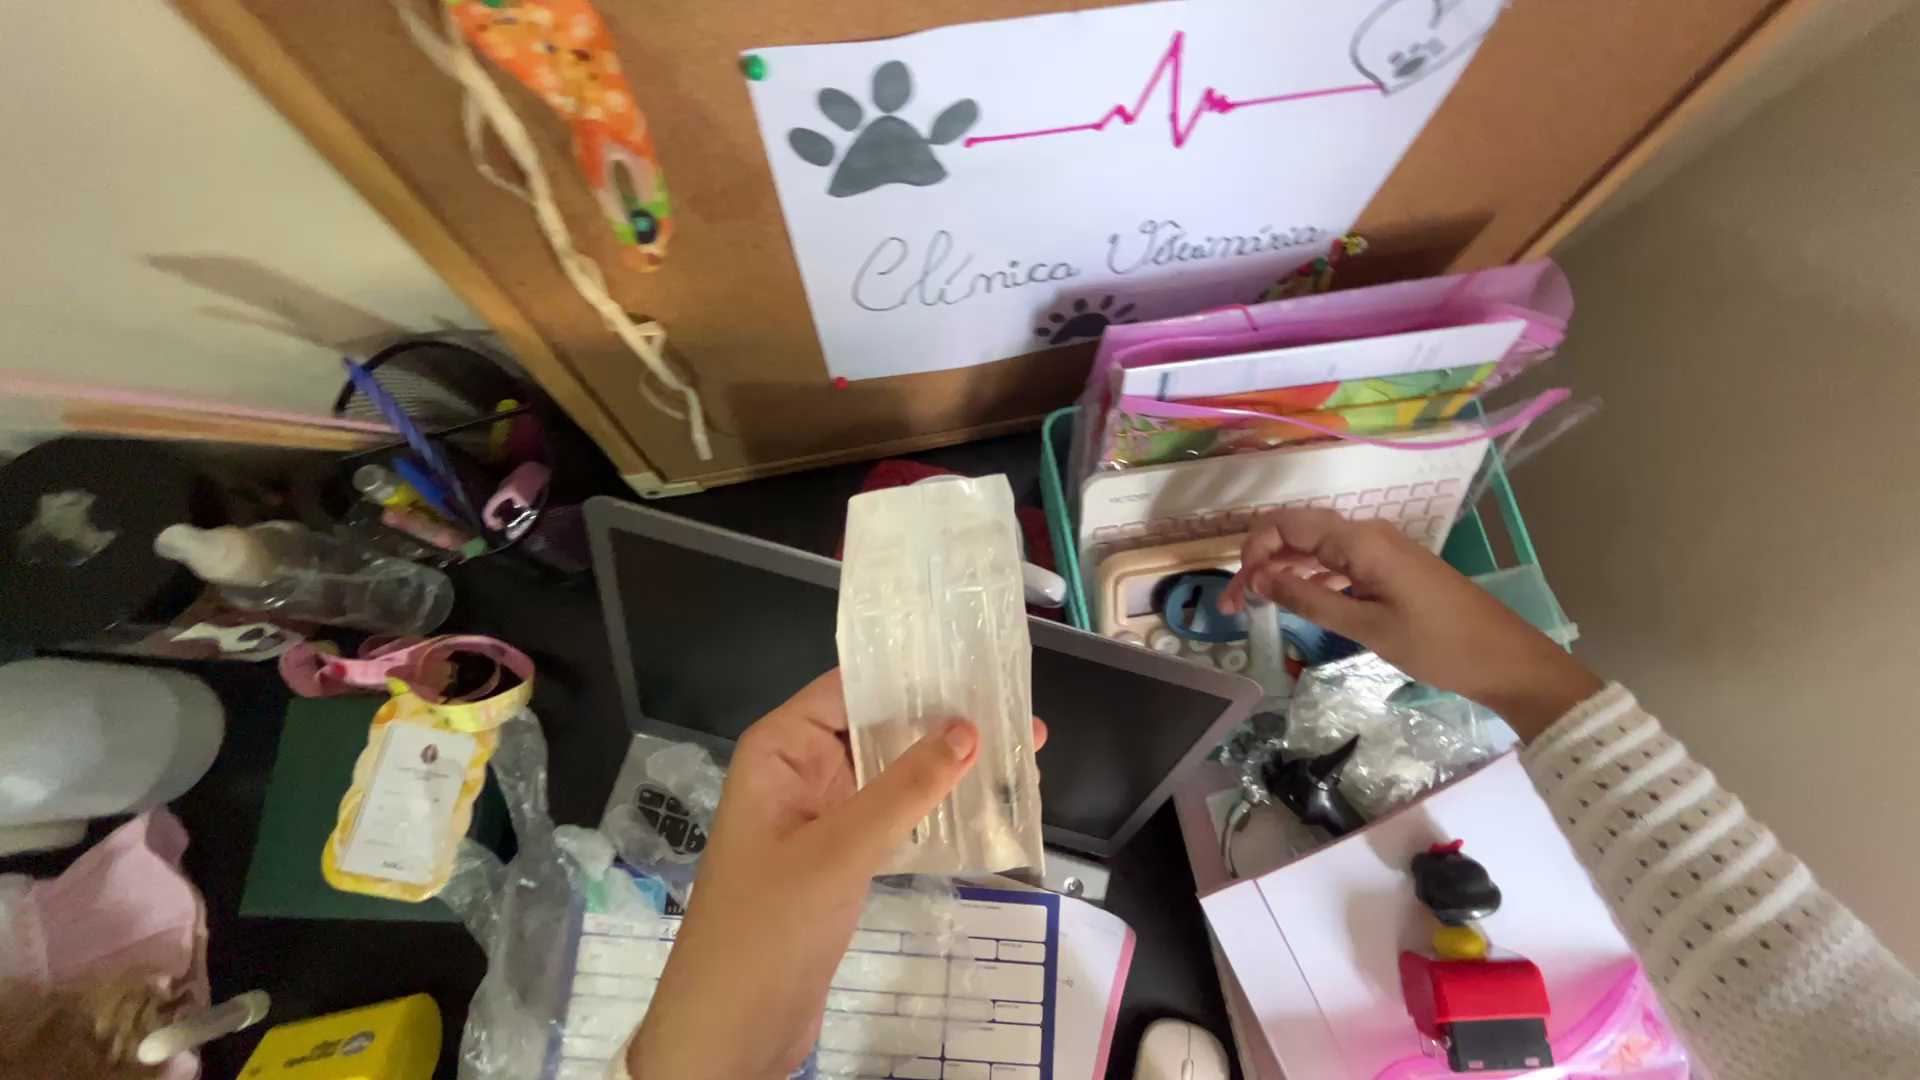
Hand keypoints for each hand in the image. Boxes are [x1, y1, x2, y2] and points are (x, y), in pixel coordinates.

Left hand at [628, 670, 1046, 1079]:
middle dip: (944, 722)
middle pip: (879, 726)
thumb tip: (970, 730)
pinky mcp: (842, 851)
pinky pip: (894, 812)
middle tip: (1015, 714)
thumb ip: (905, 787)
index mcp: (784, 746)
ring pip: (892, 770)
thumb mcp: (839, 850)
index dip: (912, 674)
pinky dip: (935, 807)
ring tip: (1017, 754)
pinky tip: (986, 804)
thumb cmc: (767, 928)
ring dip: (946, 765)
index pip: (852, 686)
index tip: (977, 668)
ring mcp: (823, 810)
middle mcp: (803, 766)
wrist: (728, 1035)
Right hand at [1218, 508, 1602, 738]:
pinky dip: (1307, 579)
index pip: (1287, 525)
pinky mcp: (1386, 567)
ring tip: (1253, 607)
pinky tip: (1293, 601)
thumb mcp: (1366, 627)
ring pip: (1312, 549)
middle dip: (1258, 562)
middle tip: (1234, 605)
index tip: (1240, 588)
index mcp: (1360, 541)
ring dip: (1279, 572)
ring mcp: (1377, 550)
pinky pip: (1334, 562)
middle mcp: (1365, 535)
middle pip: (1295, 534)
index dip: (1254, 549)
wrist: (1507, 660)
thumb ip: (1309, 599)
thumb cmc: (1438, 645)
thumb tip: (1259, 580)